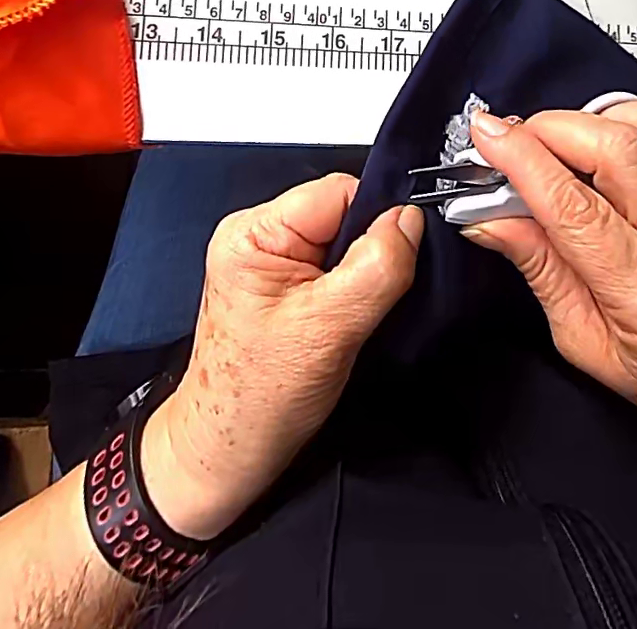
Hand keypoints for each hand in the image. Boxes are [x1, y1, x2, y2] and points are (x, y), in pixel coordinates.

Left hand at [140, 175, 421, 537]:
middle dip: (369, 250)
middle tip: (371, 299)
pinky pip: (333, 266)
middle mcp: (255, 237)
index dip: (377, 216)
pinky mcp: (281, 284)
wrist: (228, 448)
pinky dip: (352, 289)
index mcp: (252, 232)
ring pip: (341, 241)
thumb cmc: (254, 398)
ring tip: (353, 316)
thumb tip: (408, 220)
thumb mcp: (329, 328)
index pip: (336, 190)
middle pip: (340, 212)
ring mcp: (268, 262)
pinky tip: (347, 319)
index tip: (402, 252)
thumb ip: (376, 266)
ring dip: (362, 273)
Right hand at [458, 102, 636, 469]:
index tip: (486, 137)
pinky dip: (619, 121)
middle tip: (512, 140)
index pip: (576, 209)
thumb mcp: (581, 340)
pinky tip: (595, 145)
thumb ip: (536, 267)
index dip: (522, 161)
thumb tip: (484, 218)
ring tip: (555, 147)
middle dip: (551, 128)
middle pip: (623, 149)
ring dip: (587, 121)